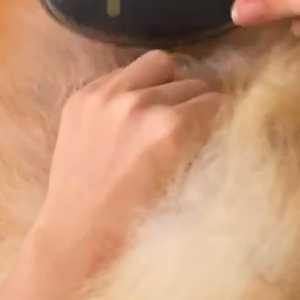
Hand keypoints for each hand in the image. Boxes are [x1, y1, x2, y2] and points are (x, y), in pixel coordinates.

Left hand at [27, 51, 224, 285]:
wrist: (78, 236)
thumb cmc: (138, 223)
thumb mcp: (186, 184)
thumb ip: (203, 144)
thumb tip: (221, 119)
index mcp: (171, 128)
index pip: (216, 101)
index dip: (220, 117)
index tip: (217, 128)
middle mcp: (139, 103)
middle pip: (191, 81)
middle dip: (197, 102)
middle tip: (191, 124)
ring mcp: (106, 95)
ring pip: (158, 63)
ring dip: (167, 83)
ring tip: (161, 108)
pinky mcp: (82, 95)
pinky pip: (122, 72)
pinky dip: (133, 87)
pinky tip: (129, 112)